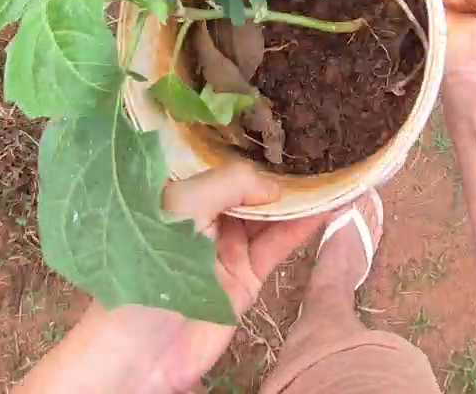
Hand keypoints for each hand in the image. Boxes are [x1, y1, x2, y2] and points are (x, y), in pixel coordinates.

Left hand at [18, 163, 320, 393]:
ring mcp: (229, 245)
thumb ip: (231, 184)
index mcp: (184, 190)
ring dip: (302, 195)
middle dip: (284, 167)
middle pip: (253, 184)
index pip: (223, 157)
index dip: (252, 140)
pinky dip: (304, 226)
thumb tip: (277, 184)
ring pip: (272, 212)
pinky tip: (329, 205)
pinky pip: (280, 243)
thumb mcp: (184, 208)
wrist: (137, 355)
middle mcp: (208, 212)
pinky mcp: (247, 276)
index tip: (287, 119)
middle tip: (324, 143)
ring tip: (338, 171)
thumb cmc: (148, 267)